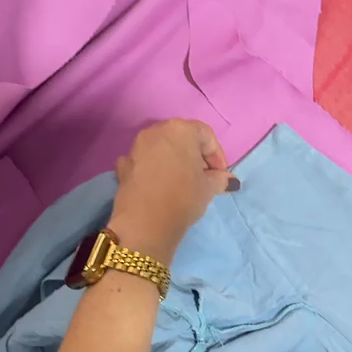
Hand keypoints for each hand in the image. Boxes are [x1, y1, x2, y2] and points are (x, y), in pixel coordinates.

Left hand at [109, 119, 234, 261]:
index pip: (206, 136)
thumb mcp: (209, 188)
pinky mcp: (123, 165)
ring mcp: (136, 147)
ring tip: (183, 184)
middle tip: (205, 178)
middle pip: (182, 138)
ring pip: (162, 148)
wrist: (144, 222)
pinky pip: (145, 162)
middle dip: (196, 156)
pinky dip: (154, 170)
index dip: (218, 156)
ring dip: (175, 161)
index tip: (221, 176)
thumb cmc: (183, 197)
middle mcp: (156, 131)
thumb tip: (227, 180)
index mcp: (180, 130)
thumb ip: (220, 179)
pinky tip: (161, 186)